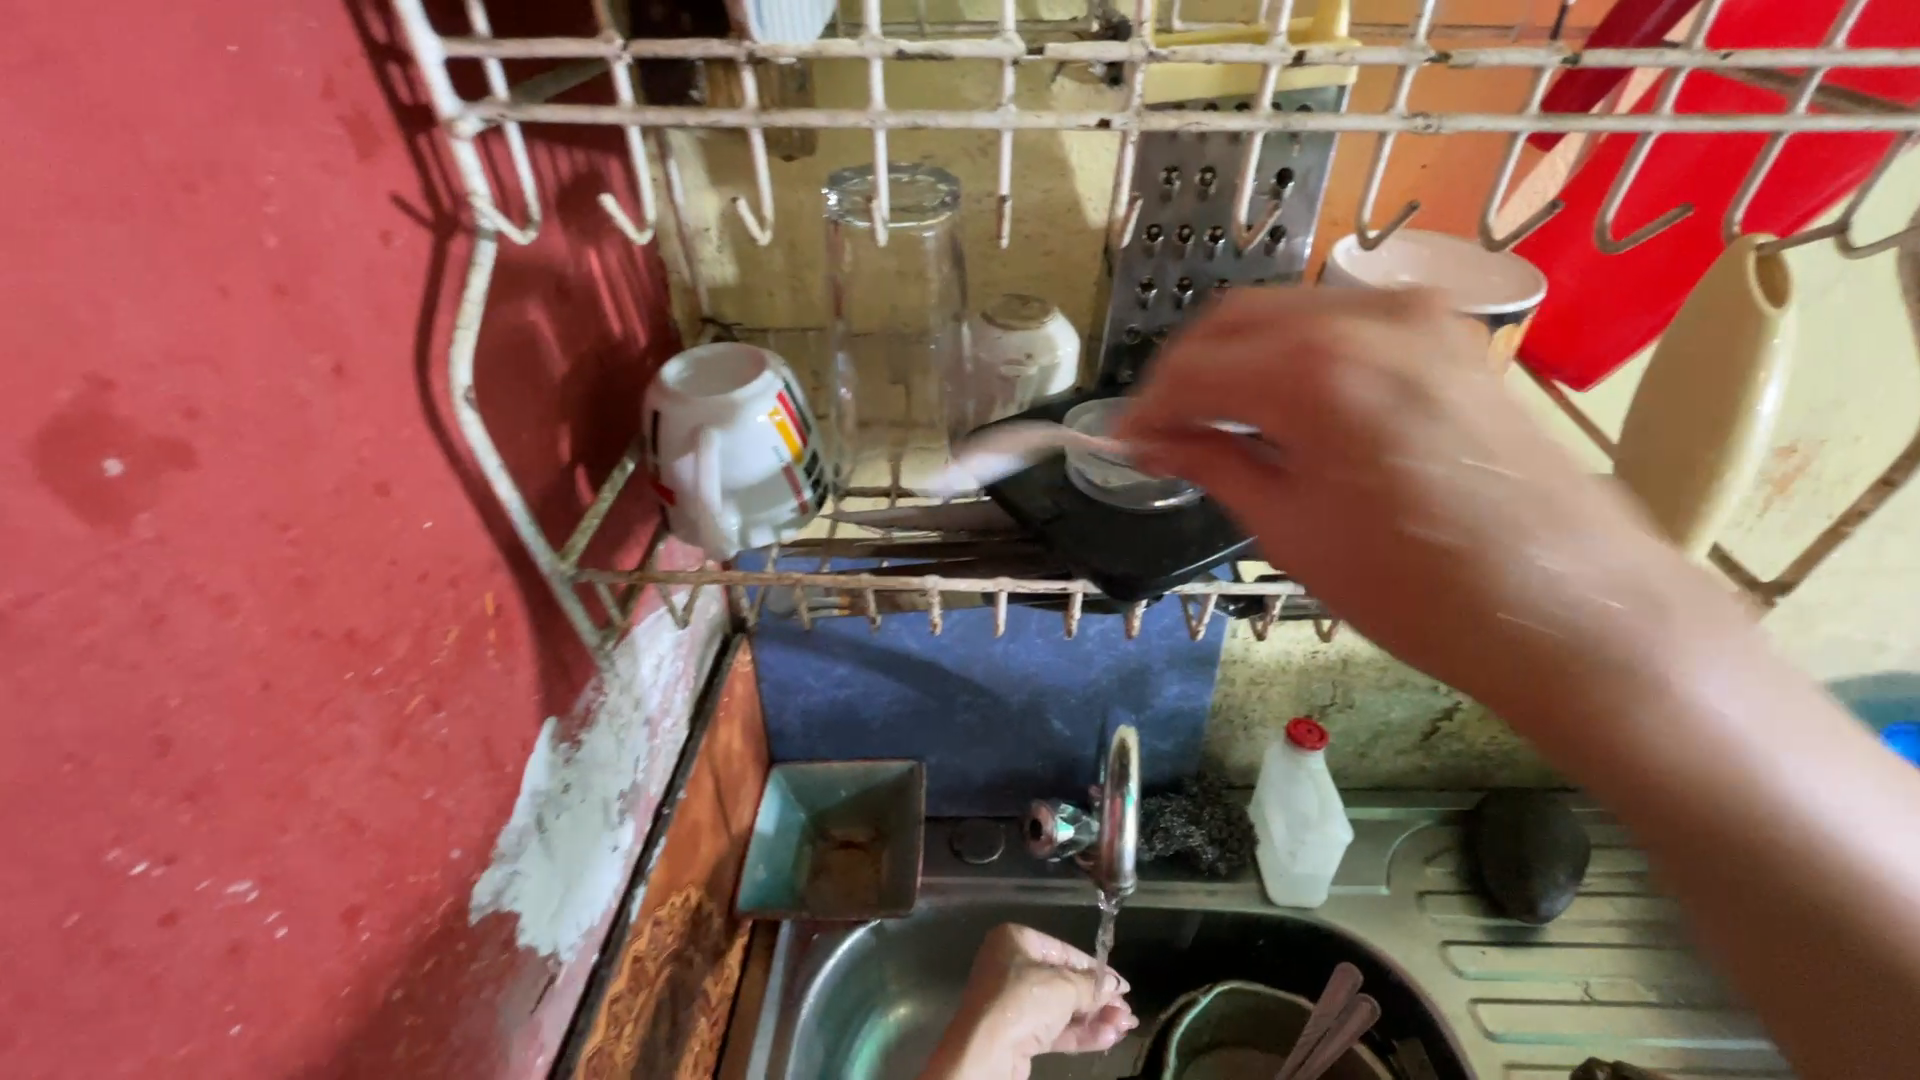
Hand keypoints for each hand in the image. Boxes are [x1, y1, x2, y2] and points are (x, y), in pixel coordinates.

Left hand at [919, 924, 1136, 1079]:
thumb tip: (1115, 985)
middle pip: (1064, 981)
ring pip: (1062, 1008)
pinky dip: (1080, 1033)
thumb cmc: (1023, 1001)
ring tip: (1125, 1026)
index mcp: (1016, 940)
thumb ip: (1092, 985)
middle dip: (1098, 999)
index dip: (1095, 968)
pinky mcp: (1017, 1033)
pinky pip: (1053, 1029)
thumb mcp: (1064, 986)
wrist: (986, 1052)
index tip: (1121, 985)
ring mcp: (1014, 1002)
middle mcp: (1012, 966)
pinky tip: (1109, 1038)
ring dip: (1094, 1018)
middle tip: (1126, 1011)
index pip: (1063, 950)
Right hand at [1115, 286, 1698, 720]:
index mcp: (1316, 371)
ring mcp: (1418, 317)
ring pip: (1286, 315)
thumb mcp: (1288, 529)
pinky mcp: (1448, 336)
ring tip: (1215, 424)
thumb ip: (1212, 464)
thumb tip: (1151, 443)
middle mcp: (1366, 318)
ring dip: (1236, 362)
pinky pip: (1340, 325)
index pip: (1193, 371)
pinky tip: (1282, 407)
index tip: (1122, 446)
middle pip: (1234, 321)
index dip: (1146, 410)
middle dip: (1185, 374)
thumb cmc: (1414, 589)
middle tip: (1161, 433)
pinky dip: (1292, 357)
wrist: (1568, 612)